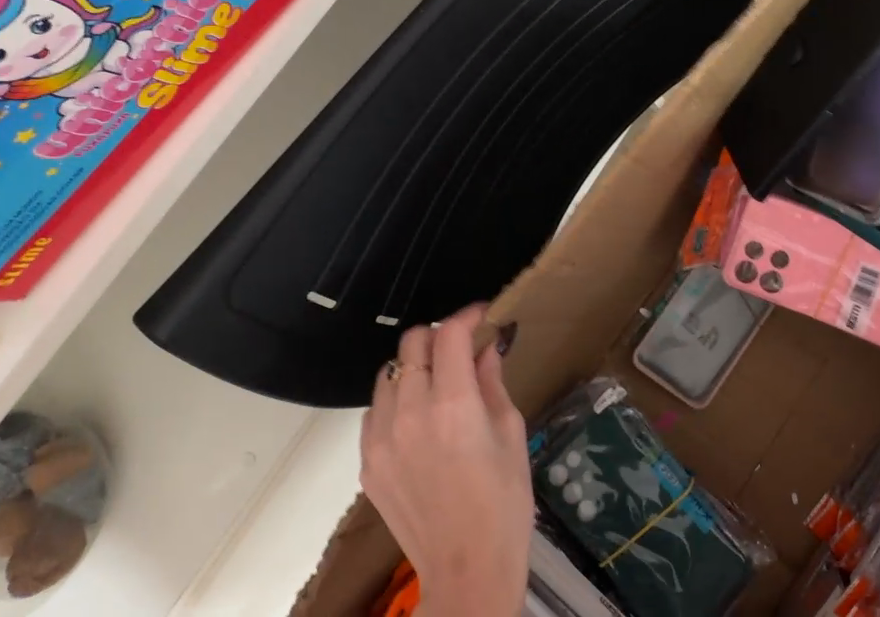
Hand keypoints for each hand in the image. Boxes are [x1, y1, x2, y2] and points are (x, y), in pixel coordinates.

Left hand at [361, 305, 531, 616]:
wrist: (468, 565)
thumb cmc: (504, 497)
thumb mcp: (511, 432)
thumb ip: (493, 383)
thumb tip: (487, 348)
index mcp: (453, 404)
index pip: (449, 335)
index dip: (467, 315)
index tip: (482, 314)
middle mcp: (410, 414)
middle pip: (411, 346)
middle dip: (439, 336)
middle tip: (463, 347)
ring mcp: (381, 440)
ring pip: (388, 375)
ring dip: (414, 367)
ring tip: (439, 382)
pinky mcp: (367, 464)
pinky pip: (375, 412)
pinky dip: (396, 401)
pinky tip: (419, 419)